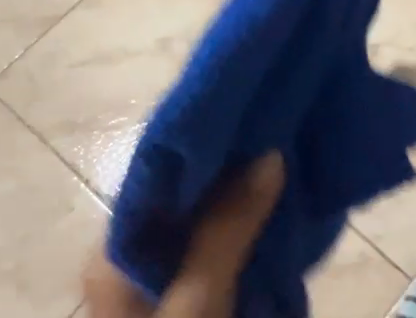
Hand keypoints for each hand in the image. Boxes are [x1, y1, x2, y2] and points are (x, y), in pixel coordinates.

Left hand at [82, 152, 284, 317]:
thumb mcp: (197, 303)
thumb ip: (226, 231)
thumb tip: (270, 150)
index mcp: (114, 253)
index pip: (163, 175)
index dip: (212, 143)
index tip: (263, 116)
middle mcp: (134, 257)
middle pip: (191, 195)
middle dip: (240, 167)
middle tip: (293, 136)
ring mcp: (164, 276)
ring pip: (212, 218)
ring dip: (252, 195)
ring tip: (301, 162)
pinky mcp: (193, 291)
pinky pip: (226, 243)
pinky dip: (255, 225)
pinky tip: (289, 210)